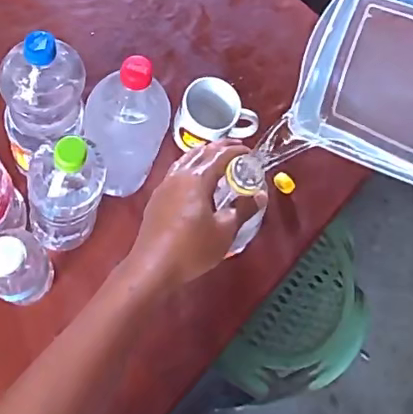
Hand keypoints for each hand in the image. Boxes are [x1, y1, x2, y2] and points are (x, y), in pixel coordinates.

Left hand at [119, 142, 260, 294]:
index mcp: (197, 179)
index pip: (219, 155)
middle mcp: (179, 175)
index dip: (236, 150)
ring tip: (216, 159)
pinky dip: (190, 166)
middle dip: (219, 147)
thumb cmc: (192, 248)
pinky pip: (177, 171)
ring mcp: (165, 184)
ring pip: (186, 159)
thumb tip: (259, 195)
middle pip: (201, 152)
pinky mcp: (157, 196)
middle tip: (235, 149)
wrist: (153, 265)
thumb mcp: (225, 232)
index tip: (249, 151)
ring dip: (203, 154)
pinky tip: (194, 179)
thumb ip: (242, 210)